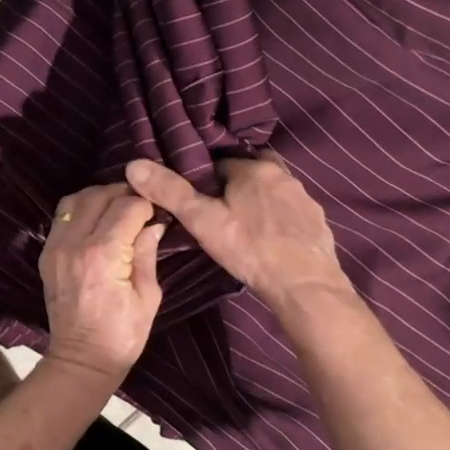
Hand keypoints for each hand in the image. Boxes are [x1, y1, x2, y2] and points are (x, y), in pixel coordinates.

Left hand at [39, 184, 165, 385]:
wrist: (81, 356)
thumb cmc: (123, 333)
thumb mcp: (148, 295)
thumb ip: (147, 252)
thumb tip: (154, 222)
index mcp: (103, 254)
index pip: (126, 207)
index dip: (146, 204)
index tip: (158, 211)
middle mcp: (74, 244)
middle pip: (98, 196)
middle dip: (123, 194)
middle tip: (141, 205)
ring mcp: (54, 247)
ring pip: (74, 200)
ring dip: (98, 197)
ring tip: (118, 209)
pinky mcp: (46, 254)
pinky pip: (61, 217)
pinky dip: (80, 211)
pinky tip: (98, 221)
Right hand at [124, 152, 349, 309]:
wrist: (304, 286)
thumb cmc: (249, 249)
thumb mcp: (201, 220)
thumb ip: (169, 192)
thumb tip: (133, 164)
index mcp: (254, 169)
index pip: (219, 163)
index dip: (202, 179)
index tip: (192, 199)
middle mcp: (284, 176)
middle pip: (247, 174)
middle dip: (230, 187)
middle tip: (212, 212)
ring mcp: (305, 199)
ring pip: (269, 193)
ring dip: (254, 202)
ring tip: (237, 226)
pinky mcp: (317, 222)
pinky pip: (288, 212)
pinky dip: (274, 220)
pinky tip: (264, 239)